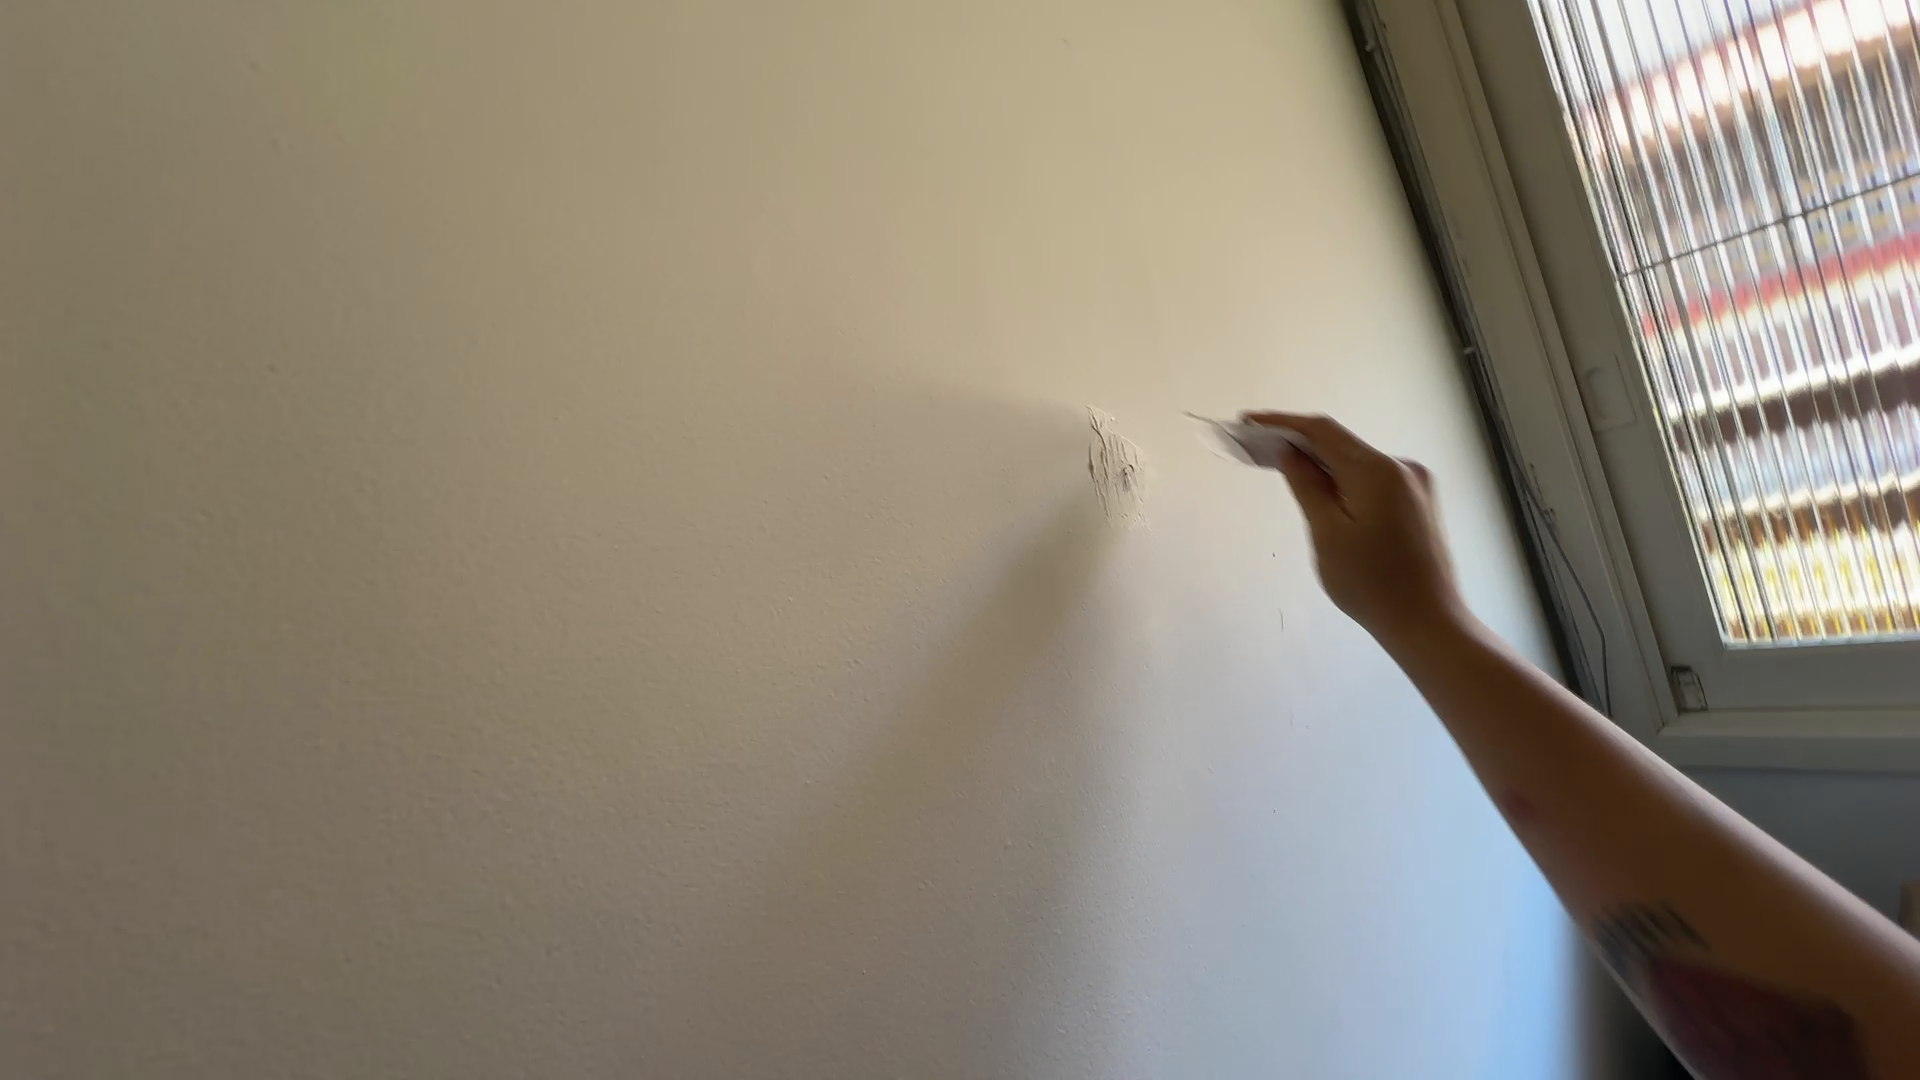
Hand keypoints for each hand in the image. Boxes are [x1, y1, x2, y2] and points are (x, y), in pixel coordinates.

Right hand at [1243, 412, 1469, 649]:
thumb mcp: (1326, 533)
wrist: (1426, 621)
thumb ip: (1307, 486)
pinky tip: (1320, 493)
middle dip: (1298, 443)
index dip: (1283, 424)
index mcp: (1378, 471)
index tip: (1249, 422)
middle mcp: (1402, 467)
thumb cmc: (1369, 582)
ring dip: (1319, 463)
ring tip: (1281, 469)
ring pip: (1354, 463)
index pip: (1322, 432)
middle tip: (1256, 448)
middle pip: (1340, 444)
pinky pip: (1369, 479)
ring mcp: (1414, 484)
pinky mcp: (1417, 502)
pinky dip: (1340, 480)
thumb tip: (1290, 453)